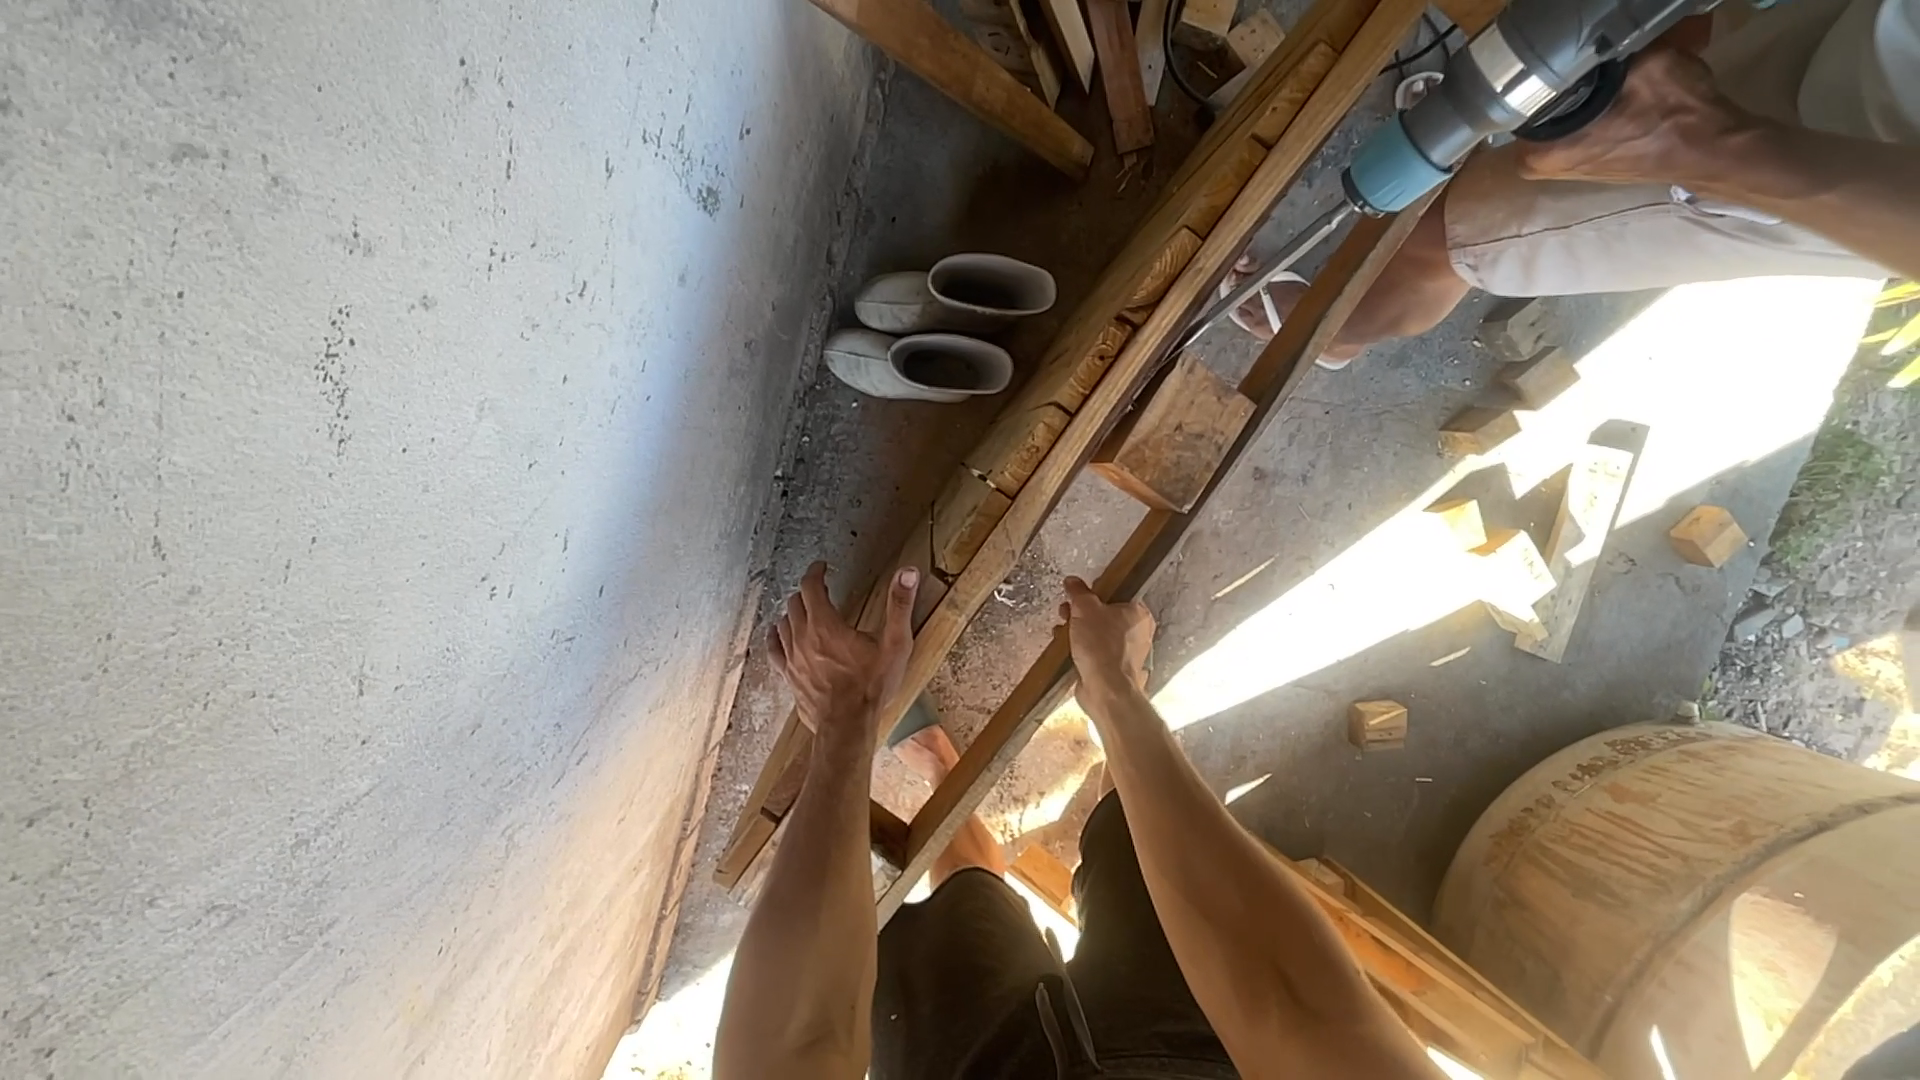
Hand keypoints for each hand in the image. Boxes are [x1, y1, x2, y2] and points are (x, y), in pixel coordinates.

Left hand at [769, 561, 918, 743]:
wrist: (847, 726)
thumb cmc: (871, 686)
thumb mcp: (895, 643)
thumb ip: (900, 605)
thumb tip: (907, 572)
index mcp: (826, 624)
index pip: (811, 586)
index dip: (815, 572)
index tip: (822, 567)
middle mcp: (803, 637)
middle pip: (795, 603)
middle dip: (807, 590)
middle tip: (819, 587)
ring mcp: (792, 658)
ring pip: (783, 623)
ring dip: (793, 611)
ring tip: (804, 608)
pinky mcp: (789, 676)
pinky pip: (774, 649)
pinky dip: (776, 636)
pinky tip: (778, 633)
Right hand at [1059, 577, 1154, 697]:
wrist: (1105, 689)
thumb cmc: (1101, 645)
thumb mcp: (1085, 609)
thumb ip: (1078, 592)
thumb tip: (1072, 581)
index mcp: (1138, 612)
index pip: (1117, 593)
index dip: (1095, 592)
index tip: (1079, 595)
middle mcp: (1138, 632)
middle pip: (1105, 614)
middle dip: (1081, 613)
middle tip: (1066, 612)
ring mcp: (1127, 652)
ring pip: (1098, 633)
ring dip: (1078, 631)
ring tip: (1062, 632)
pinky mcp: (1114, 668)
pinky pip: (1096, 651)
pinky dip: (1081, 649)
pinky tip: (1066, 649)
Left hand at [1517, 49, 1751, 188]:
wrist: (1706, 148)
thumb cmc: (1674, 113)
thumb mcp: (1646, 64)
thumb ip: (1611, 52)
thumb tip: (1594, 37)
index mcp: (1535, 152)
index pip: (1521, 103)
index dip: (1543, 74)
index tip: (1560, 55)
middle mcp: (1534, 164)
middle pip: (1538, 109)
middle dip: (1561, 85)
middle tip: (1591, 62)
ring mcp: (1553, 165)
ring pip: (1556, 116)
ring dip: (1578, 94)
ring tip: (1602, 74)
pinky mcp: (1575, 160)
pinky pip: (1571, 125)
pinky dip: (1588, 107)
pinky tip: (1607, 91)